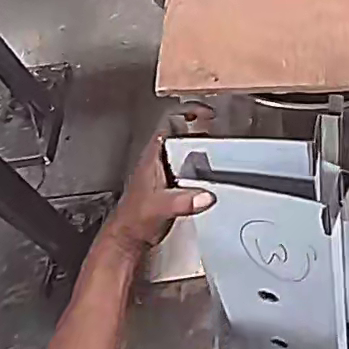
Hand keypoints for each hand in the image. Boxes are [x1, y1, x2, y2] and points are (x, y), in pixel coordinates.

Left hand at [98, 107, 215, 250]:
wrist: (128, 237)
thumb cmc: (135, 219)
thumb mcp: (161, 207)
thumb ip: (183, 201)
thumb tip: (206, 195)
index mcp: (153, 155)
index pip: (169, 121)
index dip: (188, 111)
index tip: (207, 112)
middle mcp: (158, 158)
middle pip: (180, 131)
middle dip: (200, 125)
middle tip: (218, 126)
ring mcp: (164, 169)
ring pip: (184, 147)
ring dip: (201, 142)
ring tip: (220, 143)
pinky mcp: (171, 181)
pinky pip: (188, 163)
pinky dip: (201, 160)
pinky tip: (211, 168)